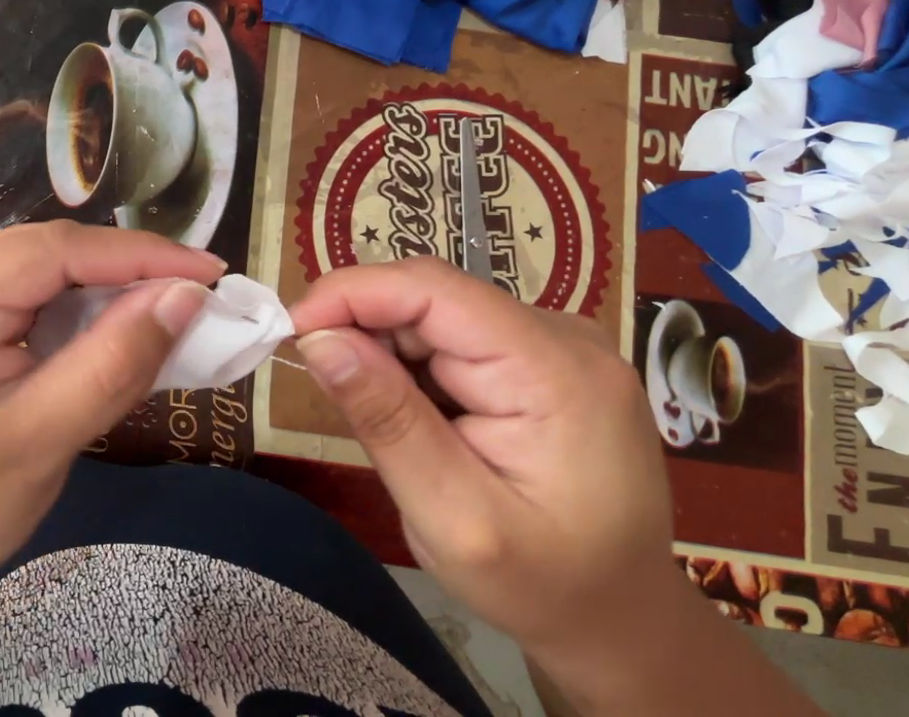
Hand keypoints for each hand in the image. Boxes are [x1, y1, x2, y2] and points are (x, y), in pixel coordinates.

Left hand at [0, 221, 219, 589]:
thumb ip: (113, 363)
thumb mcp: (42, 440)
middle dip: (120, 271)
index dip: (138, 253)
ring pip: (30, 274)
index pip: (54, 249)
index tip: (210, 270)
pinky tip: (99, 333)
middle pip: (40, 254)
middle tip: (192, 297)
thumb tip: (183, 296)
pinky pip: (12, 299)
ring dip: (95, 292)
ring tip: (159, 315)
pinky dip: (62, 313)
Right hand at [288, 256, 678, 654]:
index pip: (434, 290)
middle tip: (328, 391)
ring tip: (384, 421)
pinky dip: (411, 365)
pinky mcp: (541, 357)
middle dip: (362, 329)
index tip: (289, 330)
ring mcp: (556, 344)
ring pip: (434, 313)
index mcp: (556, 373)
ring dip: (386, 352)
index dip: (350, 293)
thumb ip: (387, 421)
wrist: (620, 618)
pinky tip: (417, 417)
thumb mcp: (451, 516)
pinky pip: (452, 335)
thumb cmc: (542, 582)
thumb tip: (318, 338)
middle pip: (431, 296)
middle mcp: (564, 338)